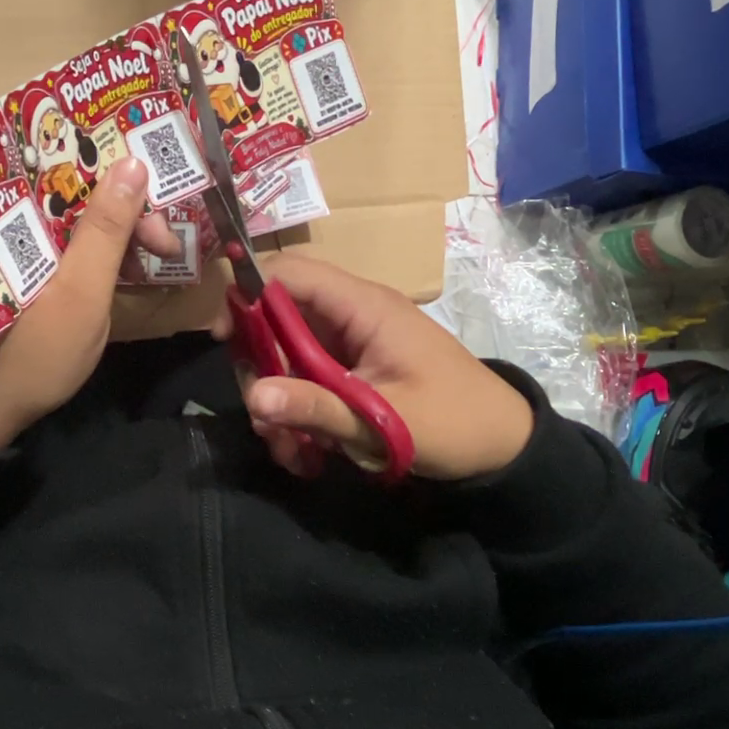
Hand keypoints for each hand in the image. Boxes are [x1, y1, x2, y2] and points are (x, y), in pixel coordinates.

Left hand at [0, 158, 179, 448]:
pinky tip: (127, 269)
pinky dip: (104, 255)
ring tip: (152, 260)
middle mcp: (21, 223)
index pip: (80, 174)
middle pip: (85, 194)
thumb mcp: (82, 292)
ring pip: (83, 221)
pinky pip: (73, 247)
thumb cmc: (38, 352)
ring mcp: (26, 249)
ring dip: (123, 236)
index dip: (130, 189)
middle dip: (133, 214)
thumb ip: (107, 231)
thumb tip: (132, 162)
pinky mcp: (32, 273)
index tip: (162, 224)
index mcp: (26, 219)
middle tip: (165, 248)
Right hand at [216, 254, 534, 480]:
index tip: (225, 340)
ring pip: (286, 358)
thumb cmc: (454, 423)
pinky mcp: (350, 372)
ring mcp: (350, 345)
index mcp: (363, 307)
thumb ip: (317, 407)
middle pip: (277, 320)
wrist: (503, 448)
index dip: (249, 295)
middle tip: (264, 417)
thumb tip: (253, 397)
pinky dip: (298, 414)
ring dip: (279, 403)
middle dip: (261, 370)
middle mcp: (350, 317)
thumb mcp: (382, 420)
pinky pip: (306, 381)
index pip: (290, 273)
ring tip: (290, 450)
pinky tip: (306, 454)